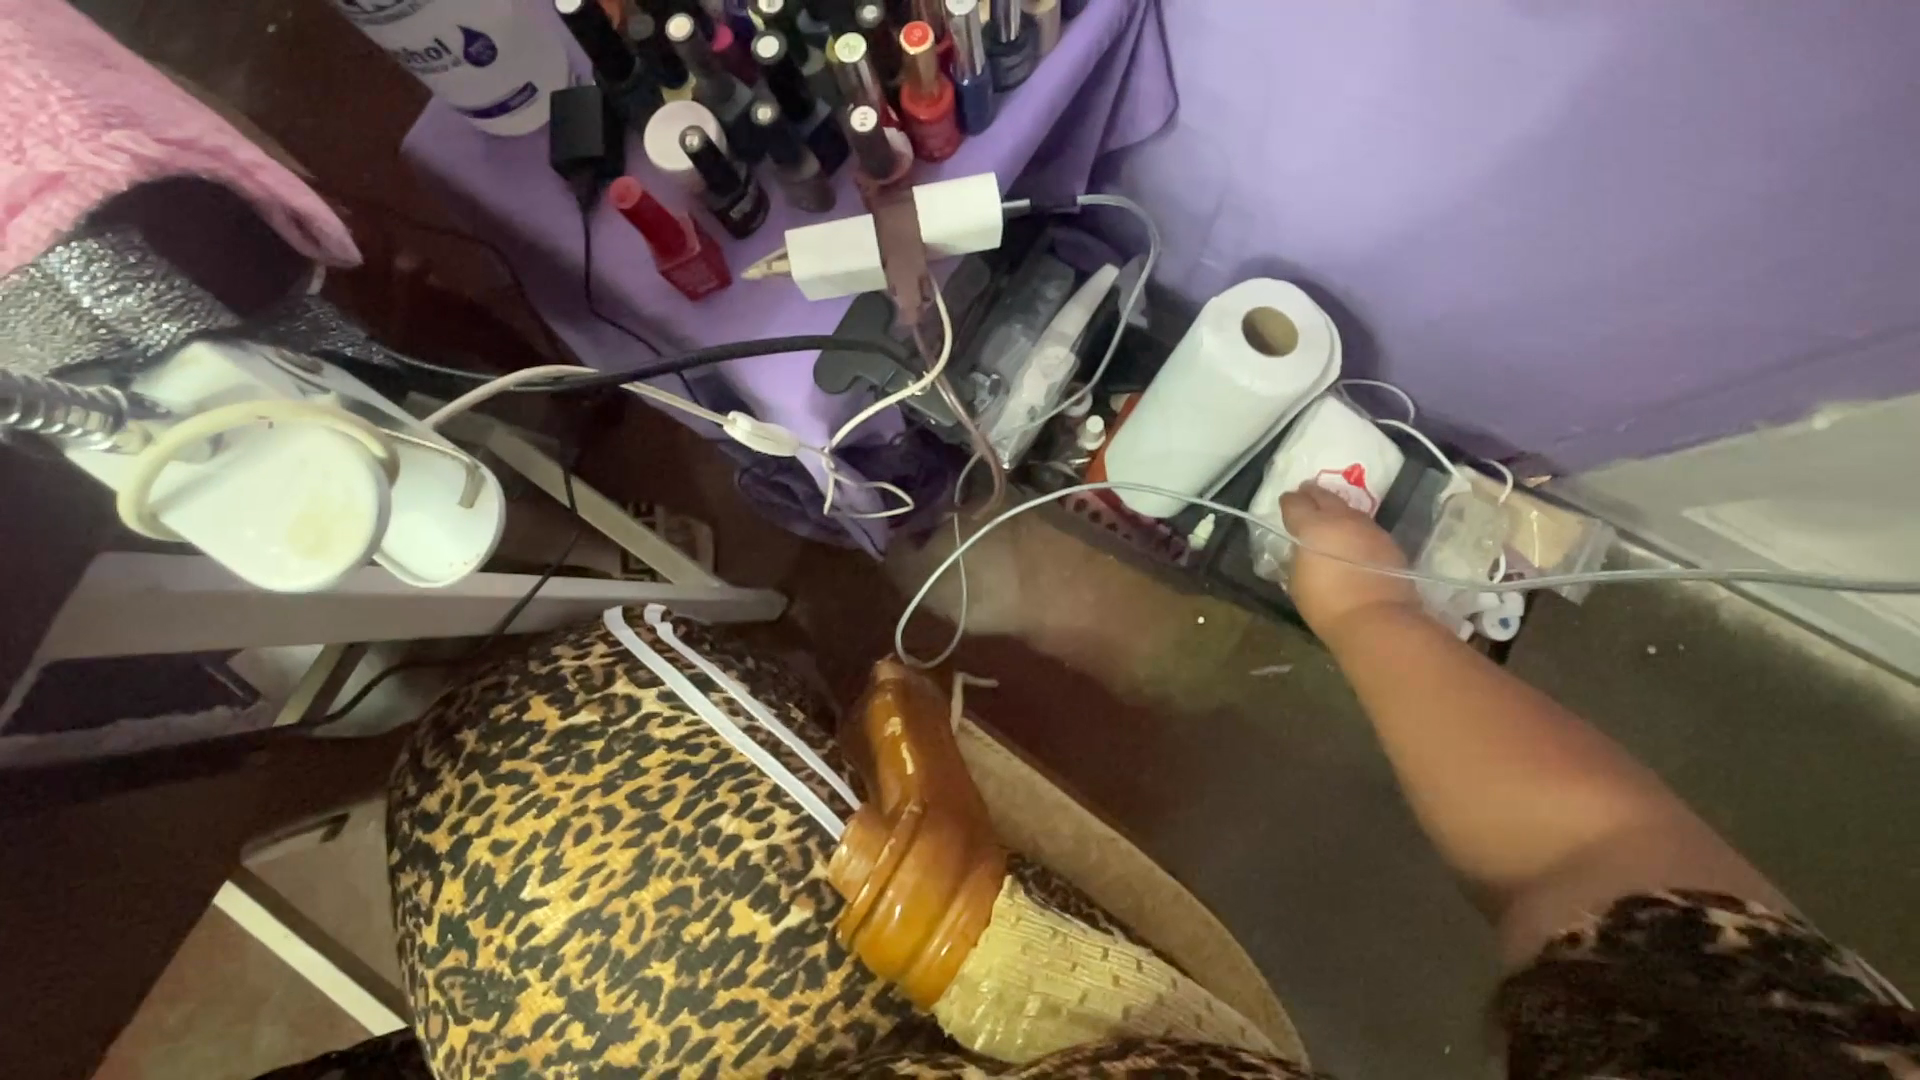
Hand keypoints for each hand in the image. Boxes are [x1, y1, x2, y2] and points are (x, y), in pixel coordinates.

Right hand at [1280, 482, 1420, 638]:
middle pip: (1325, 497)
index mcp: (1312, 526)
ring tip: (1329, 513)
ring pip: (1349, 510)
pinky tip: (1352, 537)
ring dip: (1337, 509)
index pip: (1296, 503)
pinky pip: (1366, 527)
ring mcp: (1369, 529)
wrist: (1377, 619)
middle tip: (1305, 491)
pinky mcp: (1389, 543)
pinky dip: (1355, 527)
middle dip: (1313, 493)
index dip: (1288, 501)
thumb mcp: (1297, 580)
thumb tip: (1301, 547)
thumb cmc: (1326, 604)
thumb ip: (1298, 556)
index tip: (1285, 501)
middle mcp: (1342, 519)